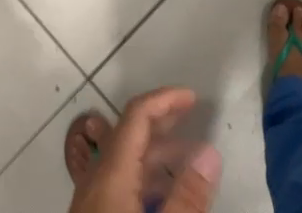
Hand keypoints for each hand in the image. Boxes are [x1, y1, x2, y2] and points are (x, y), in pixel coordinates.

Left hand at [69, 88, 220, 212]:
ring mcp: (91, 203)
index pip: (136, 116)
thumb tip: (210, 152)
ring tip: (191, 159)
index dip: (164, 100)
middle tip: (195, 118)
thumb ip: (188, 196)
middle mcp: (96, 180)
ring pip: (124, 163)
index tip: (194, 98)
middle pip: (128, 136)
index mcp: (110, 173)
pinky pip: (120, 186)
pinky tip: (167, 196)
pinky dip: (145, 179)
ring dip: (157, 154)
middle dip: (162, 123)